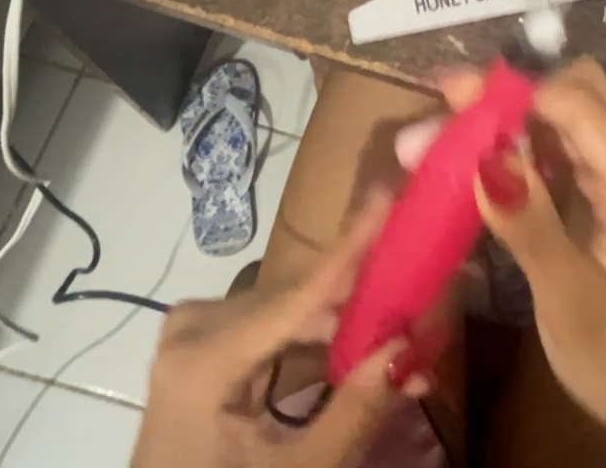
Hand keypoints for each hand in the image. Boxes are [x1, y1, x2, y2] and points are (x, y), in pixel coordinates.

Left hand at [134, 195, 424, 467]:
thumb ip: (354, 412)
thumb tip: (408, 346)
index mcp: (204, 359)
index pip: (297, 294)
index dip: (349, 246)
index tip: (386, 194)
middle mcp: (192, 328)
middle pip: (292, 297)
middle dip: (357, 298)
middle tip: (416, 289)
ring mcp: (190, 333)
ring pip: (283, 307)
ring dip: (337, 320)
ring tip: (392, 329)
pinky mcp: (197, 345)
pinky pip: (266, 324)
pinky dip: (309, 336)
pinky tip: (348, 347)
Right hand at [428, 60, 605, 467]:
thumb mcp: (571, 304)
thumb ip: (532, 227)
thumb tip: (486, 159)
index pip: (581, 106)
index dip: (518, 91)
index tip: (453, 97)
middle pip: (577, 93)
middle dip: (510, 92)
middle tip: (446, 108)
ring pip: (562, 113)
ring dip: (506, 114)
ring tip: (443, 134)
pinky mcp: (603, 189)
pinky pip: (559, 144)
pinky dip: (515, 141)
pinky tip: (474, 158)